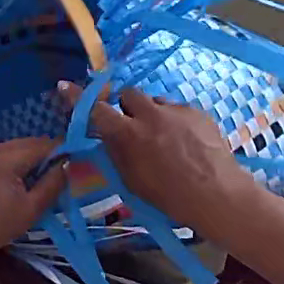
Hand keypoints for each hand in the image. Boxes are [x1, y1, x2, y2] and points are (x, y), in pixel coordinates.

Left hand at [0, 138, 67, 258]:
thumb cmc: (0, 226)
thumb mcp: (33, 207)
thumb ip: (54, 182)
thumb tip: (69, 163)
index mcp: (4, 158)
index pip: (41, 145)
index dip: (61, 150)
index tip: (75, 161)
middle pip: (27, 143)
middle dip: (45, 154)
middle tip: (59, 171)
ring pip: (14, 147)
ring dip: (29, 157)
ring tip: (39, 177)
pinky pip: (0, 153)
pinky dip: (13, 161)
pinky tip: (19, 179)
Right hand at [59, 80, 258, 231]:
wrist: (218, 195)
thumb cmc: (169, 197)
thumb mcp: (131, 180)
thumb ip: (116, 152)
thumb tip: (107, 136)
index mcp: (128, 134)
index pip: (96, 109)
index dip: (78, 98)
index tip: (65, 86)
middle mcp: (149, 114)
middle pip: (128, 95)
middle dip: (126, 107)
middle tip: (132, 126)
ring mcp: (176, 110)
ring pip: (154, 101)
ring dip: (152, 114)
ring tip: (164, 138)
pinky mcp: (197, 111)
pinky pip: (177, 110)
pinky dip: (175, 121)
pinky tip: (185, 142)